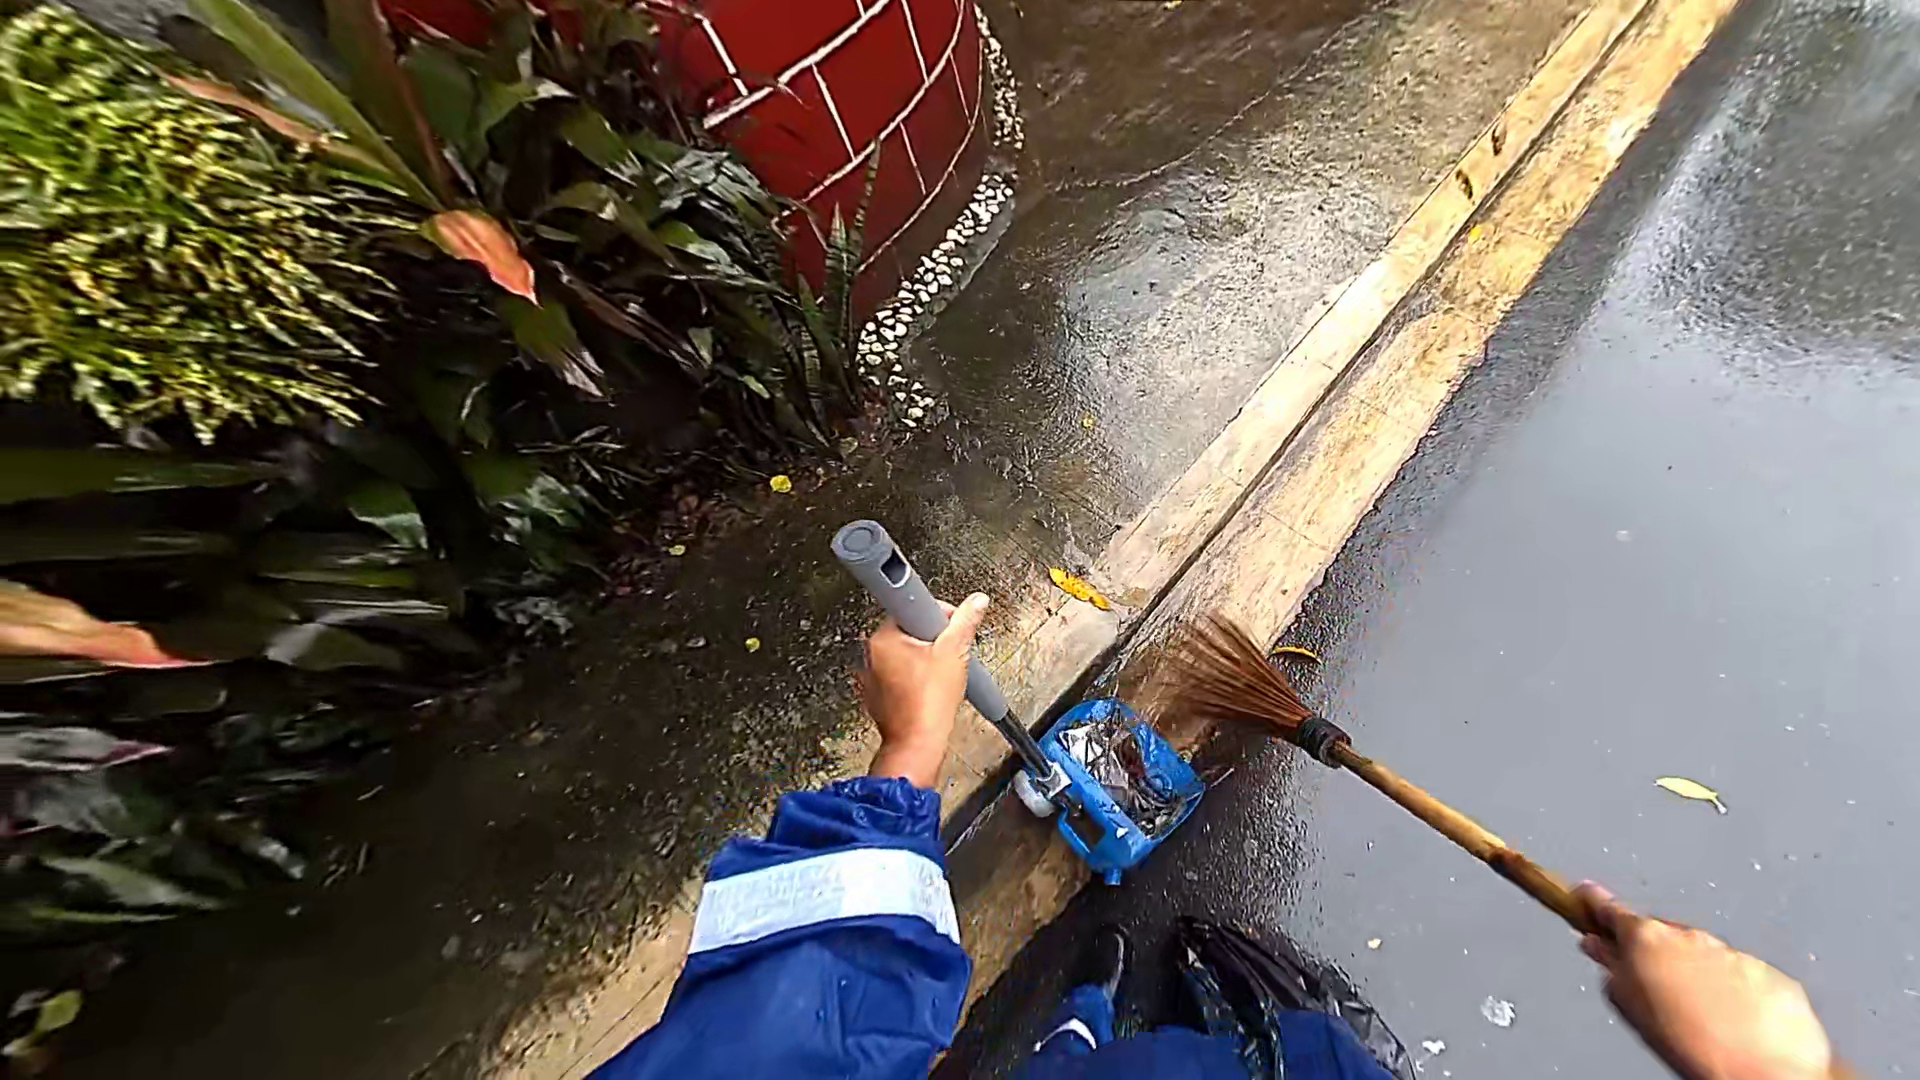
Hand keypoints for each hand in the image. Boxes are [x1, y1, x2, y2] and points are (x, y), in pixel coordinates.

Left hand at [859, 593, 989, 788]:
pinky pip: (897, 674)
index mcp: (885, 637)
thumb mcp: (955, 652)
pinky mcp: (875, 692)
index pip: (914, 609)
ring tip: (939, 676)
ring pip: (904, 653)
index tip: (950, 630)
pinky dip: (913, 677)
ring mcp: (871, 674)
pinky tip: (927, 689)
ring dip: (923, 659)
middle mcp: (871, 652)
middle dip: (933, 641)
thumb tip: (976, 602)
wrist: (917, 743)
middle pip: (910, 631)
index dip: (939, 618)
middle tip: (948, 657)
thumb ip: (965, 622)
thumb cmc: (929, 703)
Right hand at [1573, 883, 1832, 1079]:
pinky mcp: (1775, 978)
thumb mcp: (1626, 1002)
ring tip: (1706, 1011)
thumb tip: (1600, 947)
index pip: (1604, 904)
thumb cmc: (1689, 1043)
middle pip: (1659, 933)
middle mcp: (1686, 935)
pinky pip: (1746, 974)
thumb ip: (1609, 964)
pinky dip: (1739, 989)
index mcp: (1643, 934)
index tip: (1583, 896)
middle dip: (1655, 950)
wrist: (1767, 1078)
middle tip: (1657, 983)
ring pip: (1704, 953)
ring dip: (1698, 970)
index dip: (1590, 901)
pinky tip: (1740, 1018)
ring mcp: (1734, 955)